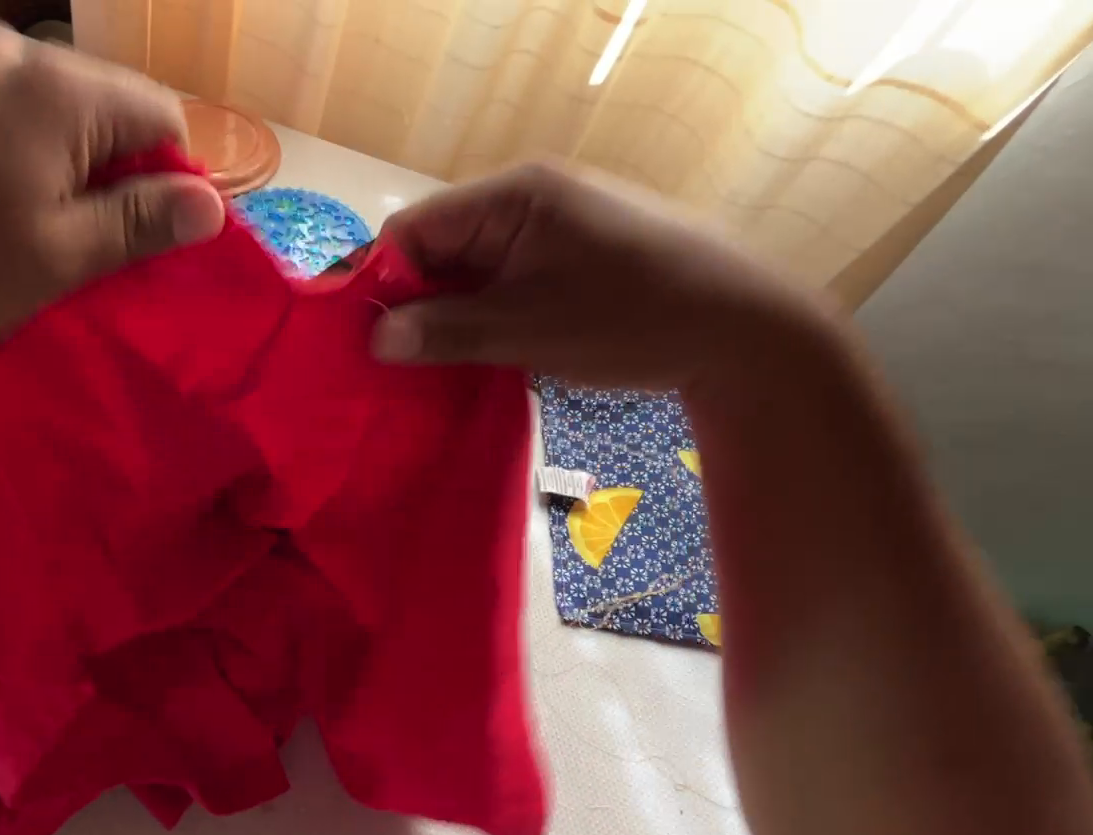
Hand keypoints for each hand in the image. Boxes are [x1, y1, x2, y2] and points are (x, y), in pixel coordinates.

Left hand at [0, 33, 224, 351]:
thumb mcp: (58, 258)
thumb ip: (139, 224)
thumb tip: (212, 205)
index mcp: (61, 88)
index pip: (162, 120)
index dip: (169, 185)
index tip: (140, 245)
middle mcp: (15, 54)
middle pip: (108, 113)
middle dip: (113, 180)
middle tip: (84, 252)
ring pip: (56, 119)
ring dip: (65, 176)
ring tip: (33, 239)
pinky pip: (6, 121)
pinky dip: (19, 164)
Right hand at [370, 162, 848, 396]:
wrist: (744, 330)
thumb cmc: (632, 319)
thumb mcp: (527, 329)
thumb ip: (445, 330)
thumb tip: (375, 338)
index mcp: (514, 198)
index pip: (414, 228)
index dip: (380, 279)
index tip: (362, 336)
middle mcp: (525, 202)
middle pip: (435, 247)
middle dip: (408, 302)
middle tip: (387, 361)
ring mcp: (546, 230)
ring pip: (464, 271)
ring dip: (441, 315)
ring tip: (422, 365)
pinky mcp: (562, 260)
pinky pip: (495, 283)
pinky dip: (474, 318)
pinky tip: (467, 354)